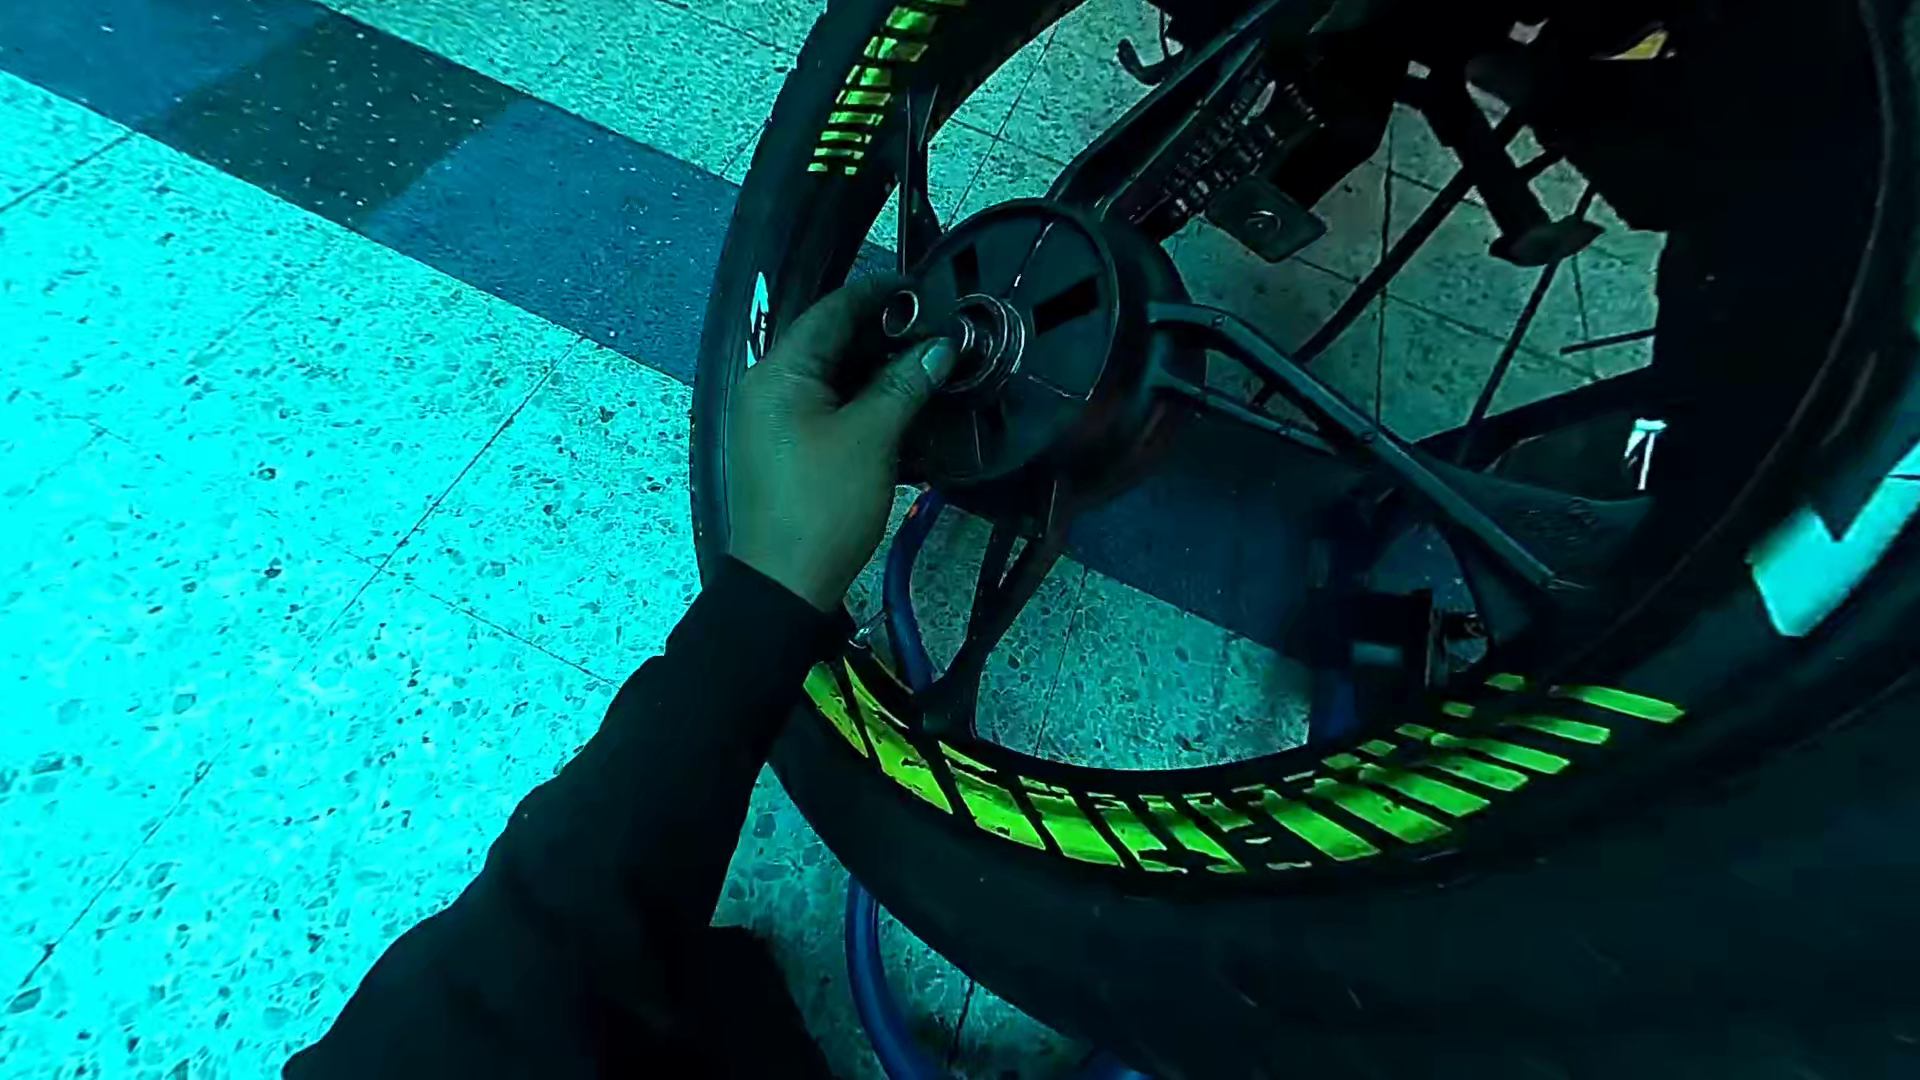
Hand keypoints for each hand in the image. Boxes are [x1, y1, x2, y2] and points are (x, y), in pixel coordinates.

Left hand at [726, 278, 957, 611]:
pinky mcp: (787, 447)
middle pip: (829, 343)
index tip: (921, 287)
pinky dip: (861, 401)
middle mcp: (769, 387)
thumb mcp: (869, 439)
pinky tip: (896, 404)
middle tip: (932, 331)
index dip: (876, 295)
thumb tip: (940, 347)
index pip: (830, 313)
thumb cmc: (825, 503)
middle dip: (881, 334)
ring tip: (923, 363)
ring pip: (831, 378)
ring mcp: (775, 420)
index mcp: (779, 373)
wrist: (787, 581)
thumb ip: (903, 385)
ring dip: (874, 370)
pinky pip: (827, 408)